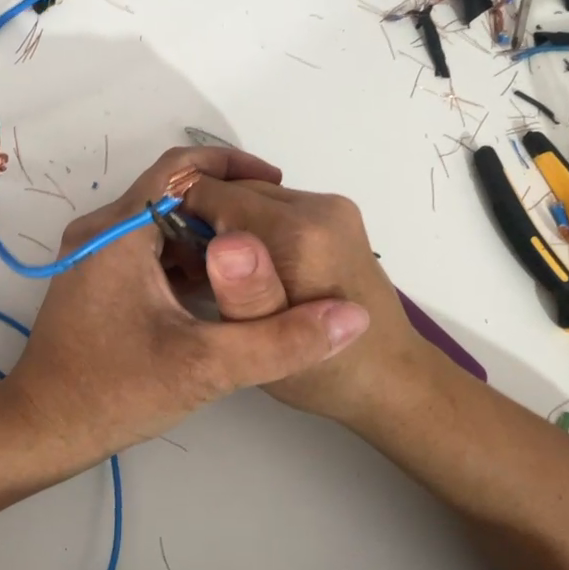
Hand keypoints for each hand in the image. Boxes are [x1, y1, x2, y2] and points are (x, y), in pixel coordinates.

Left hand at [2, 147, 370, 465]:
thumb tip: (352, 316)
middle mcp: (101, 232)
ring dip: (208, 235)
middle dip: (226, 205)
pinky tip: (224, 287)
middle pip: (171, 192)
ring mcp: (94, 255)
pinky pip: (147, 249)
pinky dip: (185, 258)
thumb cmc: (115, 392)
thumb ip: (281, 340)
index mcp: (118, 233)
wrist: (43, 428)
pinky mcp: (96, 279)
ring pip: (160, 222)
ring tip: (262, 257)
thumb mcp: (205, 367)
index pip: (180, 168)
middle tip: (279, 228)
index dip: (233, 167)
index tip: (280, 188)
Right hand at [179, 172, 436, 421]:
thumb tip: (222, 240)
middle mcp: (320, 206)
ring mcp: (333, 208)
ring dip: (229, 227)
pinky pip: (273, 207)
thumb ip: (242, 291)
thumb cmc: (320, 373)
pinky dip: (253, 229)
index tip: (178, 263)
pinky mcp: (337, 216)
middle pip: (234, 191)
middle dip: (206, 223)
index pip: (213, 193)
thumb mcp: (267, 345)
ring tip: (225, 277)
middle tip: (199, 276)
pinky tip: (254, 271)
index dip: (183, 222)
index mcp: (299, 231)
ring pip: (252, 196)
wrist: (390, 378)